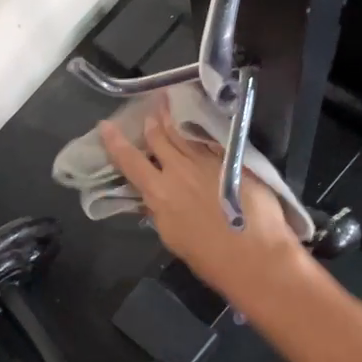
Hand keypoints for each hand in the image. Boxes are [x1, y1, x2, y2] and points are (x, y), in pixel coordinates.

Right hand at [99, 94, 312, 304]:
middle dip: (152, 120)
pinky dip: (199, 133)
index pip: (130, 161)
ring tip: (166, 103)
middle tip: (149, 104)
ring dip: (173, 119)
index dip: (115, 142)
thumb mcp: (173, 238)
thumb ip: (160, 213)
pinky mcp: (231, 162)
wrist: (255, 255)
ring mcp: (207, 162)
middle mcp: (179, 170)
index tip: (105, 126)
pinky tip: (198, 126)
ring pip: (185, 135)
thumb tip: (153, 200)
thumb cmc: (209, 257)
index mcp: (159, 192)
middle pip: (160, 138)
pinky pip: (209, 142)